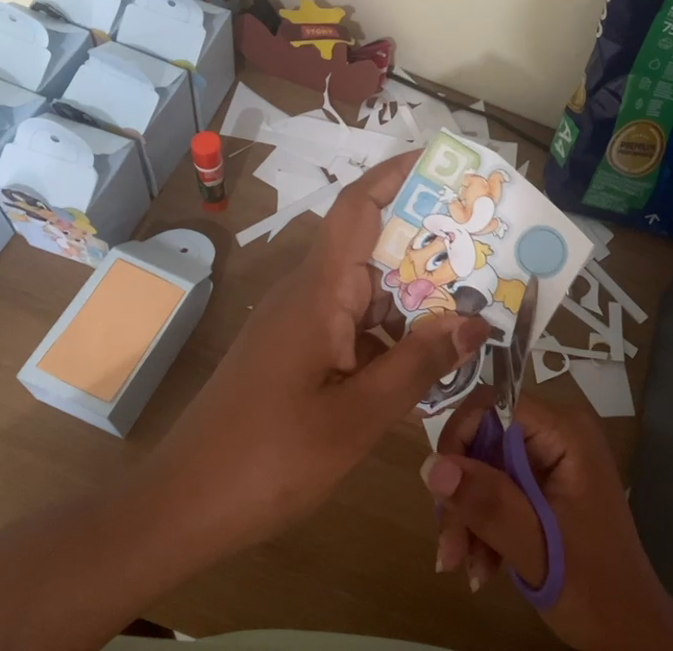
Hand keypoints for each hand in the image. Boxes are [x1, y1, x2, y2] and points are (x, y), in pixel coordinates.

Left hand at [139, 152, 489, 563]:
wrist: (180, 509)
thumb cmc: (268, 459)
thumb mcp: (357, 416)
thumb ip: (419, 364)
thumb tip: (477, 322)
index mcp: (318, 292)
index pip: (358, 207)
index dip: (398, 175)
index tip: (446, 163)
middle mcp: (309, 295)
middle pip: (373, 248)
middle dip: (431, 244)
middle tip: (492, 250)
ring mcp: (300, 326)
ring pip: (368, 293)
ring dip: (417, 299)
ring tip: (478, 307)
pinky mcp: (297, 356)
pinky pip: (355, 328)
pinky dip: (393, 337)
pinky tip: (431, 364)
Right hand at [424, 392, 672, 650]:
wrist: (629, 629)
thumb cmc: (592, 587)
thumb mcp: (533, 546)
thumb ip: (486, 502)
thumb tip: (430, 465)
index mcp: (567, 433)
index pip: (493, 405)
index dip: (459, 440)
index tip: (440, 492)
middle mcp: (560, 434)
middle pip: (485, 439)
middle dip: (461, 493)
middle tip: (449, 549)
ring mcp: (553, 459)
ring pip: (486, 467)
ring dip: (468, 517)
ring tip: (463, 567)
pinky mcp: (546, 484)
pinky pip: (499, 489)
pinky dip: (483, 525)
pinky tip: (481, 567)